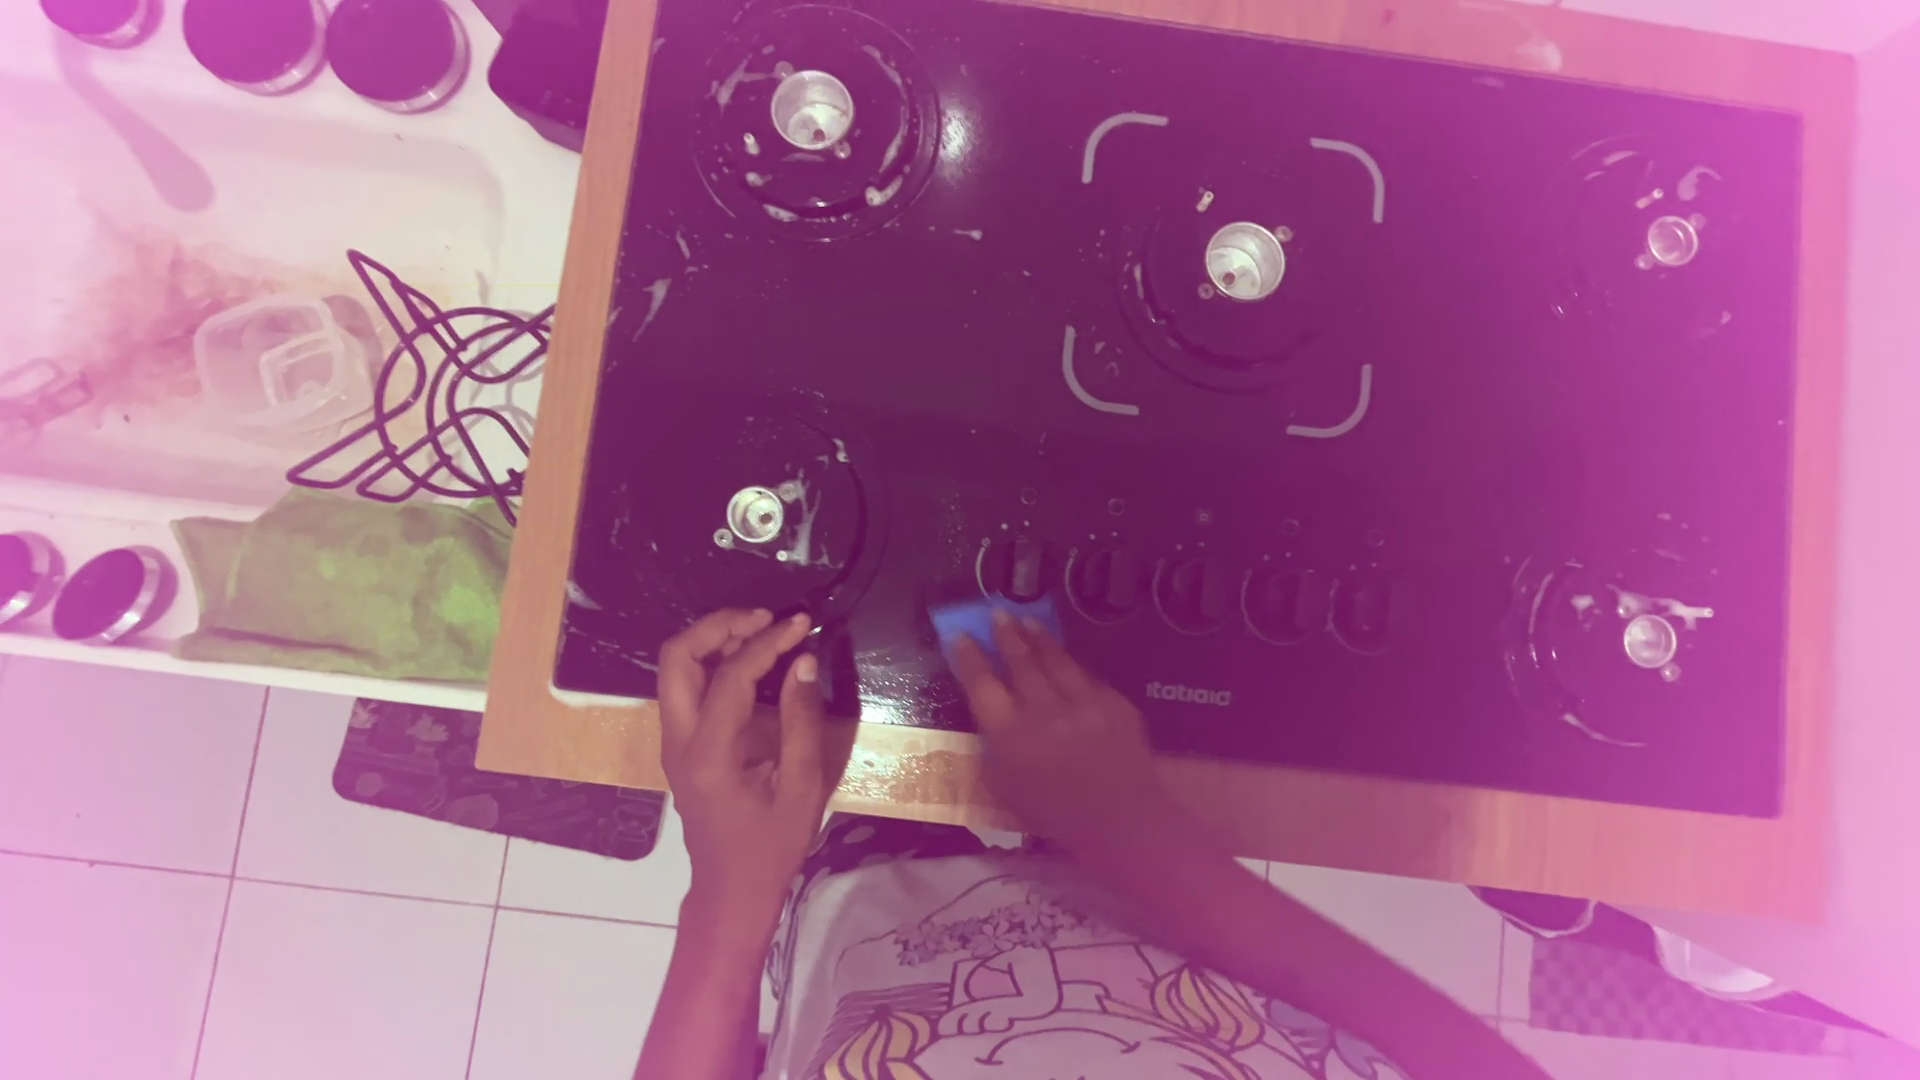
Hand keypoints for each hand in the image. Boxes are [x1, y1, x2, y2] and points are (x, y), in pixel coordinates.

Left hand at [658, 608, 831, 918]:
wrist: (731, 889)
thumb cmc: (771, 845)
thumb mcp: (802, 788)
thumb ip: (802, 721)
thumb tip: (803, 660)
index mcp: (708, 754)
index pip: (731, 676)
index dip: (768, 642)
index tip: (802, 623)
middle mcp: (678, 740)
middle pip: (676, 657)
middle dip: (720, 626)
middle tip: (767, 619)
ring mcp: (673, 740)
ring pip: (676, 666)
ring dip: (714, 639)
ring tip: (763, 630)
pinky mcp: (681, 743)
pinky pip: (688, 685)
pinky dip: (715, 659)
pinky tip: (752, 659)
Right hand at [948, 612, 1167, 850]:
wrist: (1119, 820)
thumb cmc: (1054, 813)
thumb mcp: (1005, 788)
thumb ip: (993, 750)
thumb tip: (989, 720)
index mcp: (1011, 734)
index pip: (982, 684)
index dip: (969, 657)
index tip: (961, 636)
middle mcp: (1044, 710)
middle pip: (1019, 661)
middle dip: (1005, 634)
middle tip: (997, 613)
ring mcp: (1082, 702)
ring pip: (1055, 659)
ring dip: (1038, 638)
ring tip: (1026, 621)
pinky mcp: (1112, 701)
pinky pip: (1086, 676)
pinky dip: (1070, 664)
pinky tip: (1062, 657)